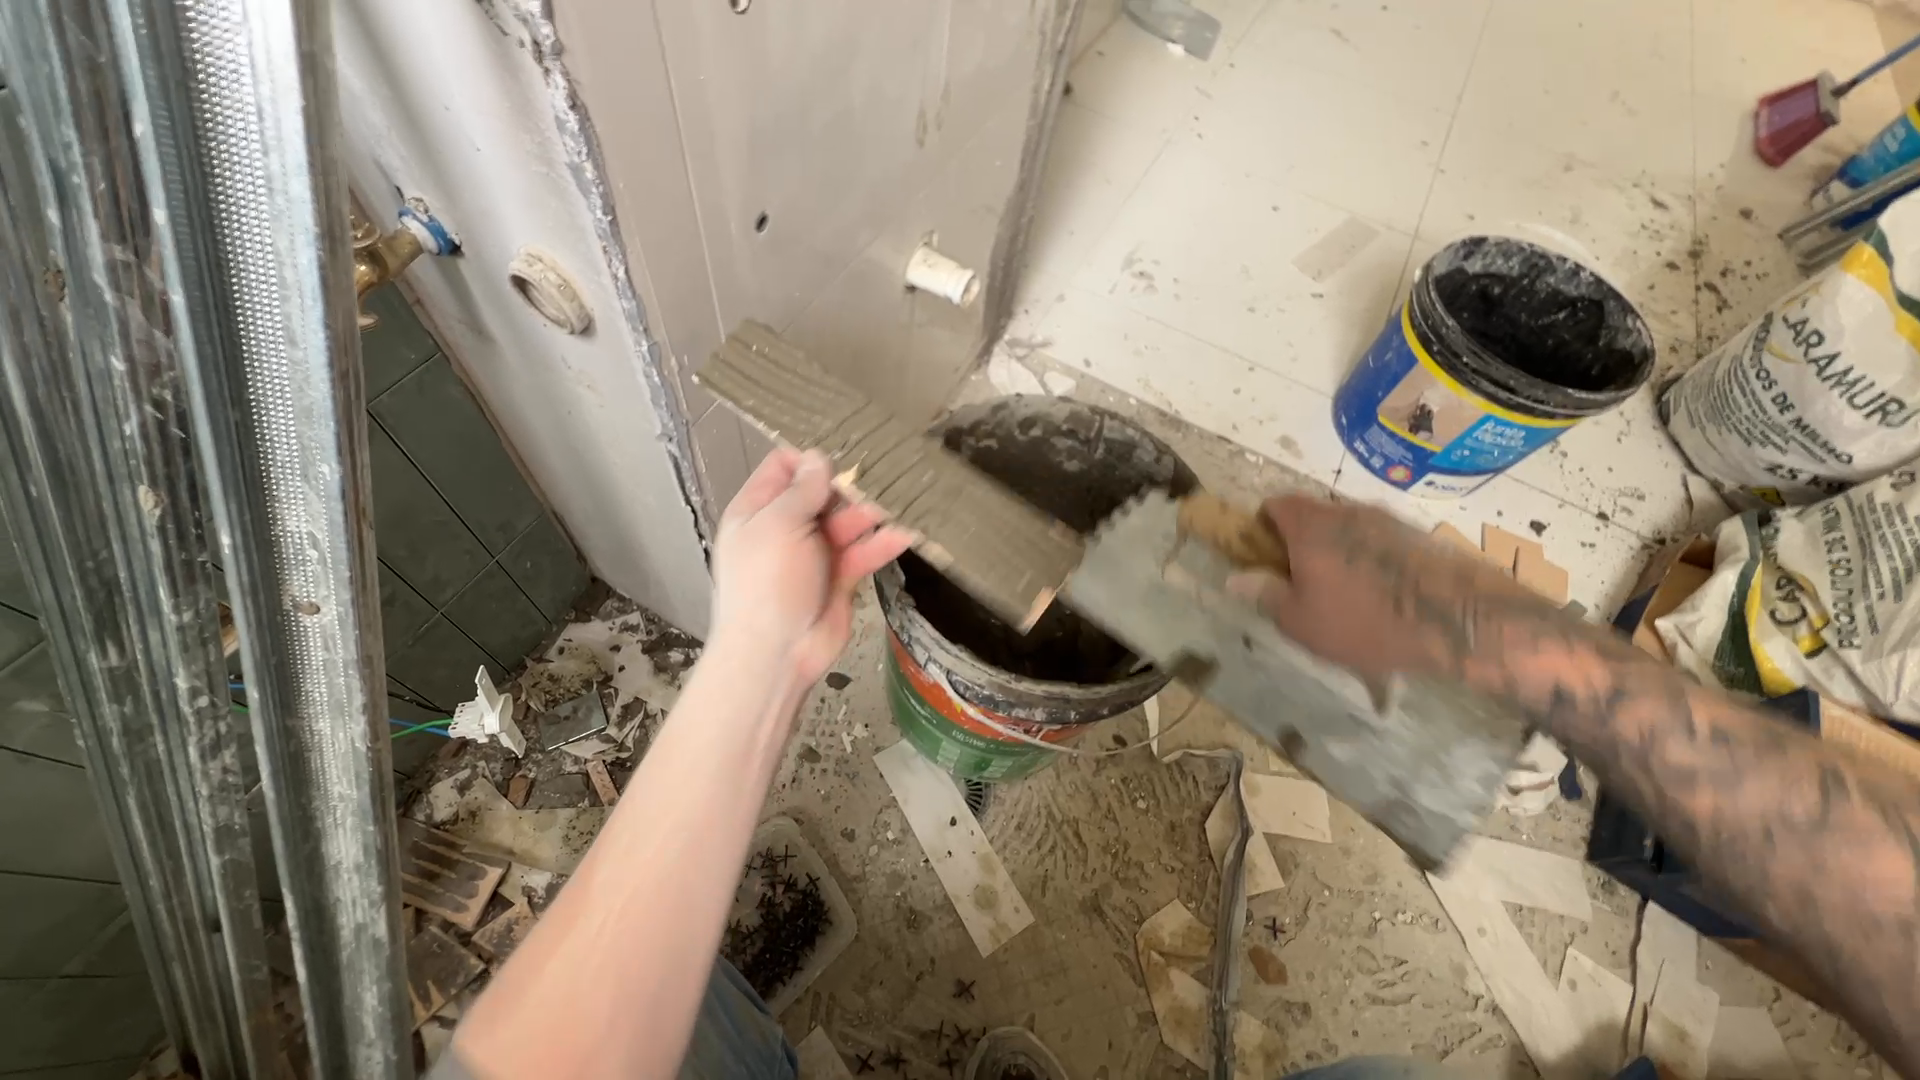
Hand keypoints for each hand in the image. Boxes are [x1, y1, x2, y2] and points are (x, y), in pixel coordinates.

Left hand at [709, 448, 914, 688]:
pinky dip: (882, 543)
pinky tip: (906, 533)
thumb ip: (802, 490)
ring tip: (900, 502)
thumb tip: (817, 457)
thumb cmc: (767, 582)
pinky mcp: (840, 576)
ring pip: (848, 521)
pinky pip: (863, 552)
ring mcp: (814, 553)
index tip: (840, 456)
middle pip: (822, 493)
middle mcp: (786, 527)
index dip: (809, 459)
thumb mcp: (778, 525)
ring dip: (871, 513)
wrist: (776, 653)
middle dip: (850, 485)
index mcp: (758, 510)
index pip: (783, 468)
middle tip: (882, 475)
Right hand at [1232, 495, 1554, 685]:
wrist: (1464, 623)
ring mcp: (1389, 520)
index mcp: (1311, 526)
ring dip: (1339, 552)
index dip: (1263, 528)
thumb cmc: (1366, 623)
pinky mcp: (1420, 536)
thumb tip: (1235, 579)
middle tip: (1303, 583)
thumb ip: (1265, 595)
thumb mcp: (1301, 622)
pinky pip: (1381, 541)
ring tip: (1347, 595)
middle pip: (1312, 515)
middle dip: (1301, 543)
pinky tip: (1383, 598)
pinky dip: (1372, 560)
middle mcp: (1348, 511)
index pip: (1274, 505)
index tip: (1267, 560)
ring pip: (1349, 529)